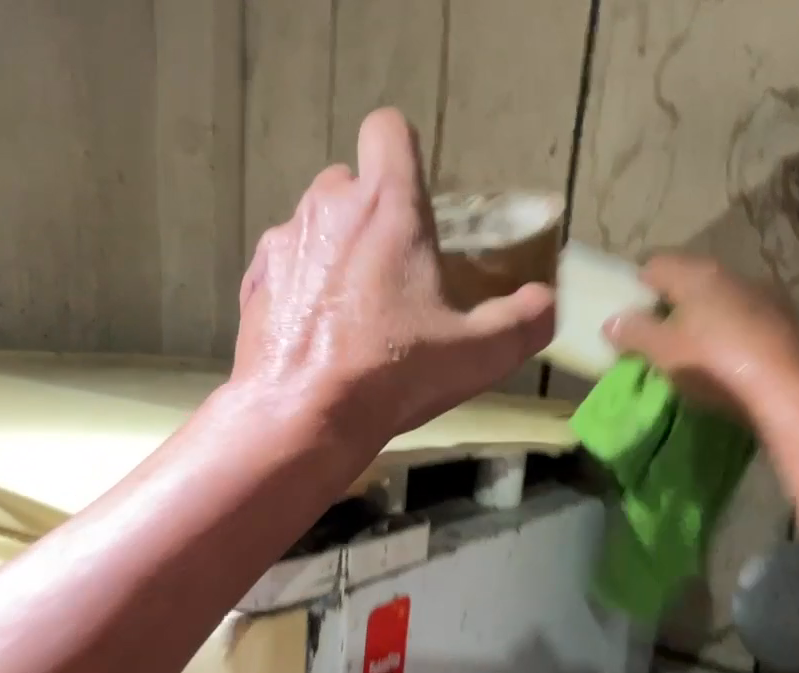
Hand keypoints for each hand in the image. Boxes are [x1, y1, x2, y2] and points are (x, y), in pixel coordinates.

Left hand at [234, 109, 554, 452]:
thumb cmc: (394, 374)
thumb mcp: (480, 354)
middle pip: (349, 182)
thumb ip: (525, 319)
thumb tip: (544, 302)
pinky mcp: (254, 281)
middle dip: (369, 212)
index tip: (415, 198)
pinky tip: (312, 330)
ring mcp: (283, 242)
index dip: (402, 154)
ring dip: (333, 250)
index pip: (388, 130)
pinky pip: (281, 265)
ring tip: (350, 308)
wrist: (303, 416)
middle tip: (391, 270)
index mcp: (386, 206)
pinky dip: (298, 286)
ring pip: (312, 223)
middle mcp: (328, 207)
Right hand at [602, 255, 798, 417]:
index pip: (656, 264)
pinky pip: (748, 317)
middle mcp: (733, 274)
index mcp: (698, 275)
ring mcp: (766, 294)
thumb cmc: (713, 364)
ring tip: (693, 346)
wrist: (787, 391)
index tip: (628, 311)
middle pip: (691, 279)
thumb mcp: (662, 352)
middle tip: (657, 332)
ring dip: (705, 315)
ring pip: (723, 297)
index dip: (637, 285)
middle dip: (672, 301)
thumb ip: (633, 332)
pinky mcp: (789, 319)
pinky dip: (732, 329)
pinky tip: (729, 356)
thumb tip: (612, 321)